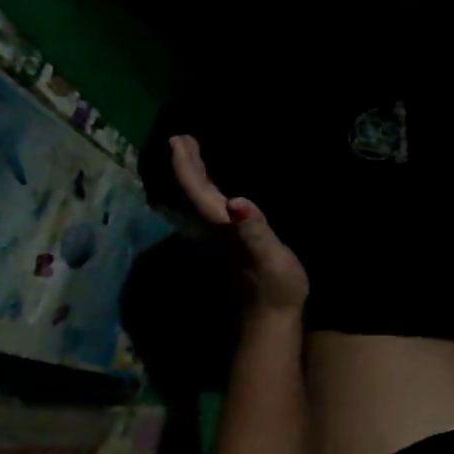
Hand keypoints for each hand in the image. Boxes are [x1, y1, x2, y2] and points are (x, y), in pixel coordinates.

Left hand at [169, 135, 309, 311]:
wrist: (273, 316)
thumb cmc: (275, 285)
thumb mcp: (270, 256)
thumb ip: (254, 230)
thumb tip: (237, 202)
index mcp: (222, 226)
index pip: (197, 191)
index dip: (186, 166)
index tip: (177, 140)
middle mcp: (217, 229)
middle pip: (193, 193)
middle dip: (185, 165)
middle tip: (181, 138)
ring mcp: (223, 237)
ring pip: (201, 200)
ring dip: (194, 176)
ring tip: (193, 152)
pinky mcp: (234, 242)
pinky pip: (214, 207)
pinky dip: (210, 189)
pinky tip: (218, 185)